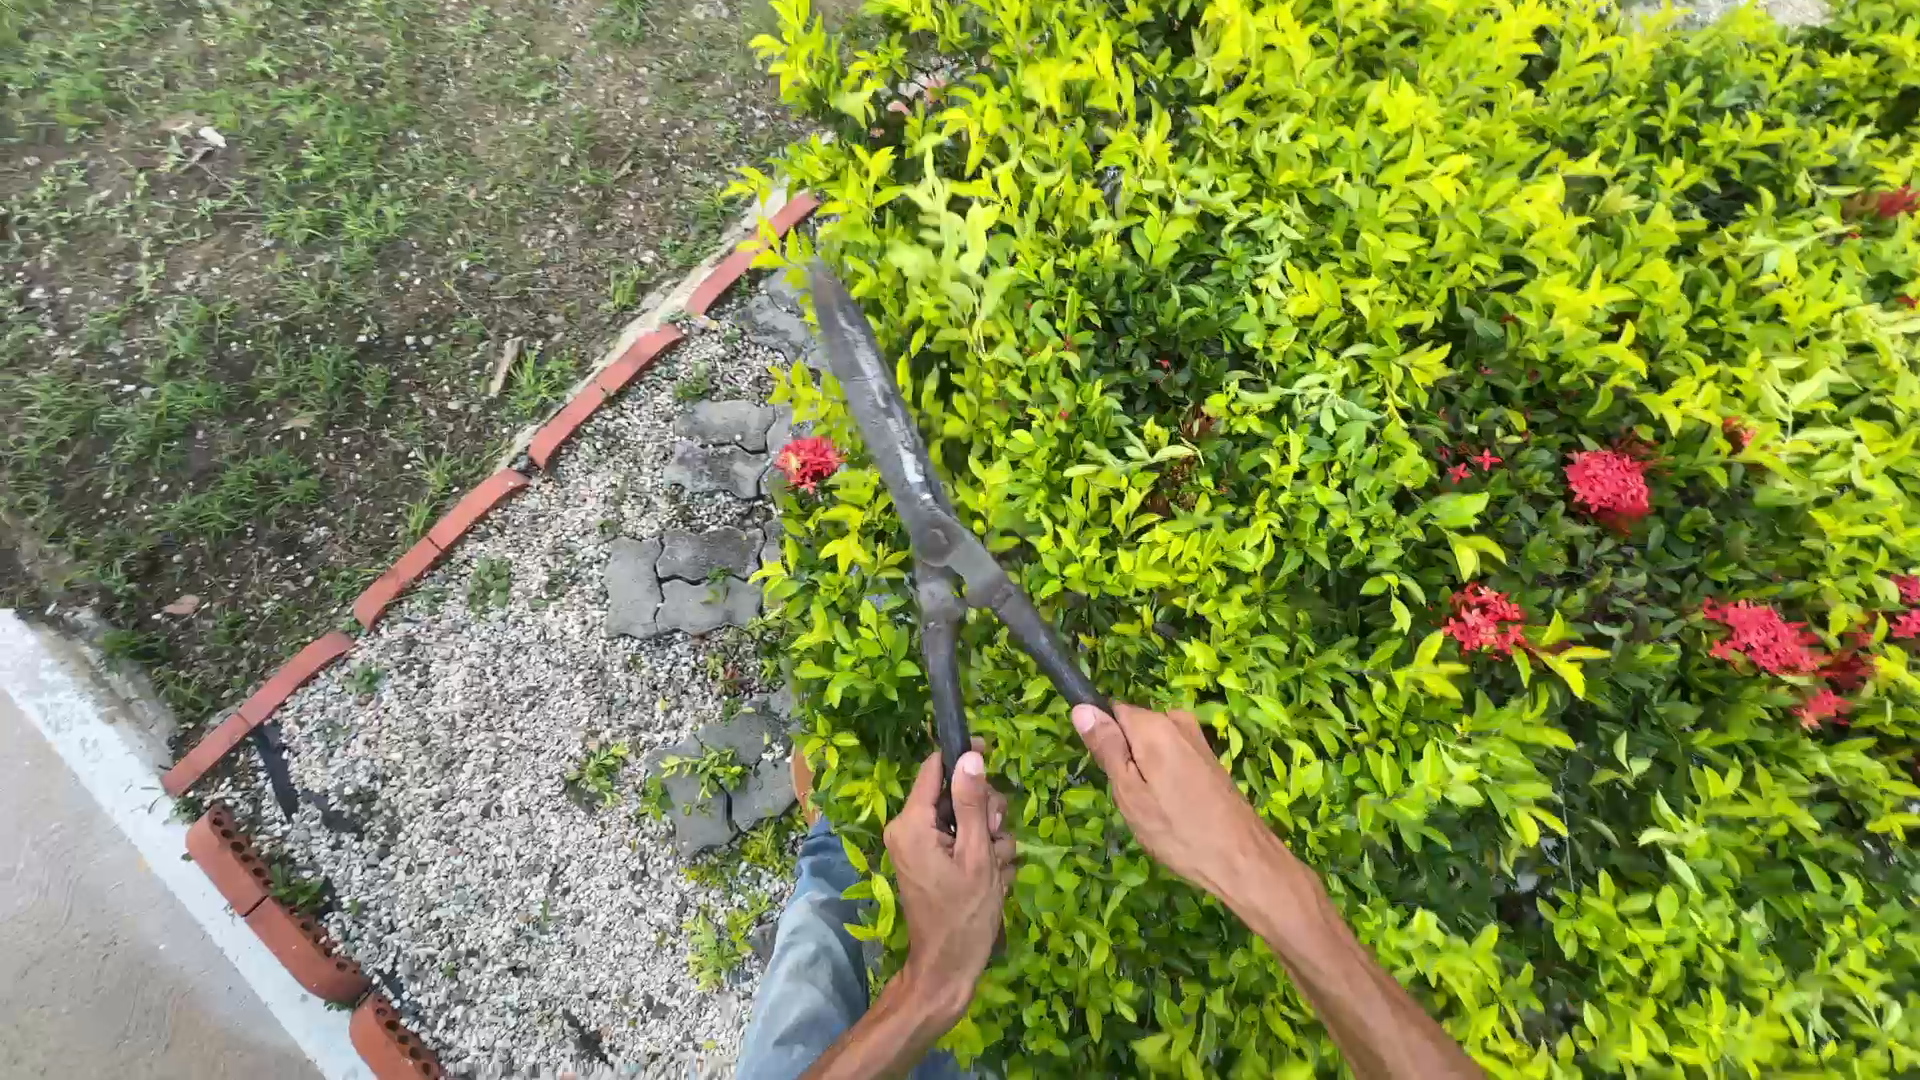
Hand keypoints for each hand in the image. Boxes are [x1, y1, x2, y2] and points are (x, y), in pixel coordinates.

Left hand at [884, 738, 1015, 1026]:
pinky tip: (994, 876)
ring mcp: (918, 845)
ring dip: (990, 836)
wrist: (948, 971)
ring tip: (996, 866)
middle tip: (997, 838)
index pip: (934, 767)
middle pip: (954, 792)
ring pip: (964, 817)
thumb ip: (972, 804)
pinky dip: (983, 853)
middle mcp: (908, 828)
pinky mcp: (931, 860)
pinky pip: (961, 839)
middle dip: (985, 811)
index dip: (963, 757)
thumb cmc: (963, 915)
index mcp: (911, 823)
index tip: (990, 754)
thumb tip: (970, 757)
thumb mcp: (976, 856)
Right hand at [1071, 703, 1283, 908]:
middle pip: (1134, 728)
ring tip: (1156, 809)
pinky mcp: (1209, 758)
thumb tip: (1082, 708)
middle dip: (1128, 758)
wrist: (1242, 860)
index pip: (1111, 712)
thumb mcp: (1130, 792)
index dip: (1106, 742)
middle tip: (1134, 798)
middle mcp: (1177, 720)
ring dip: (1148, 771)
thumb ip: (1106, 747)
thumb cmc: (1177, 830)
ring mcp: (1197, 739)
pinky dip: (1168, 778)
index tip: (1113, 775)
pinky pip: (1173, 756)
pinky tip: (1176, 809)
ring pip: (1153, 745)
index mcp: (1153, 724)